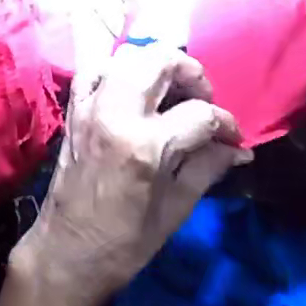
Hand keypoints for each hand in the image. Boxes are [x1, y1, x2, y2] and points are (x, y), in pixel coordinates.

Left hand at [14, 44, 251, 305]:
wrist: (68, 249)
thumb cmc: (127, 241)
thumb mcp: (177, 209)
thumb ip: (207, 167)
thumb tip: (238, 148)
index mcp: (146, 144)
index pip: (199, 113)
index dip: (225, 123)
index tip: (233, 137)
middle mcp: (116, 113)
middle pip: (159, 61)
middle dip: (191, 73)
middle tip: (203, 99)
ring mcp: (90, 106)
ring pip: (127, 56)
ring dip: (155, 65)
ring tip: (172, 91)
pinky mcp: (73, 108)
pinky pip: (94, 69)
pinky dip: (117, 69)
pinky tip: (133, 88)